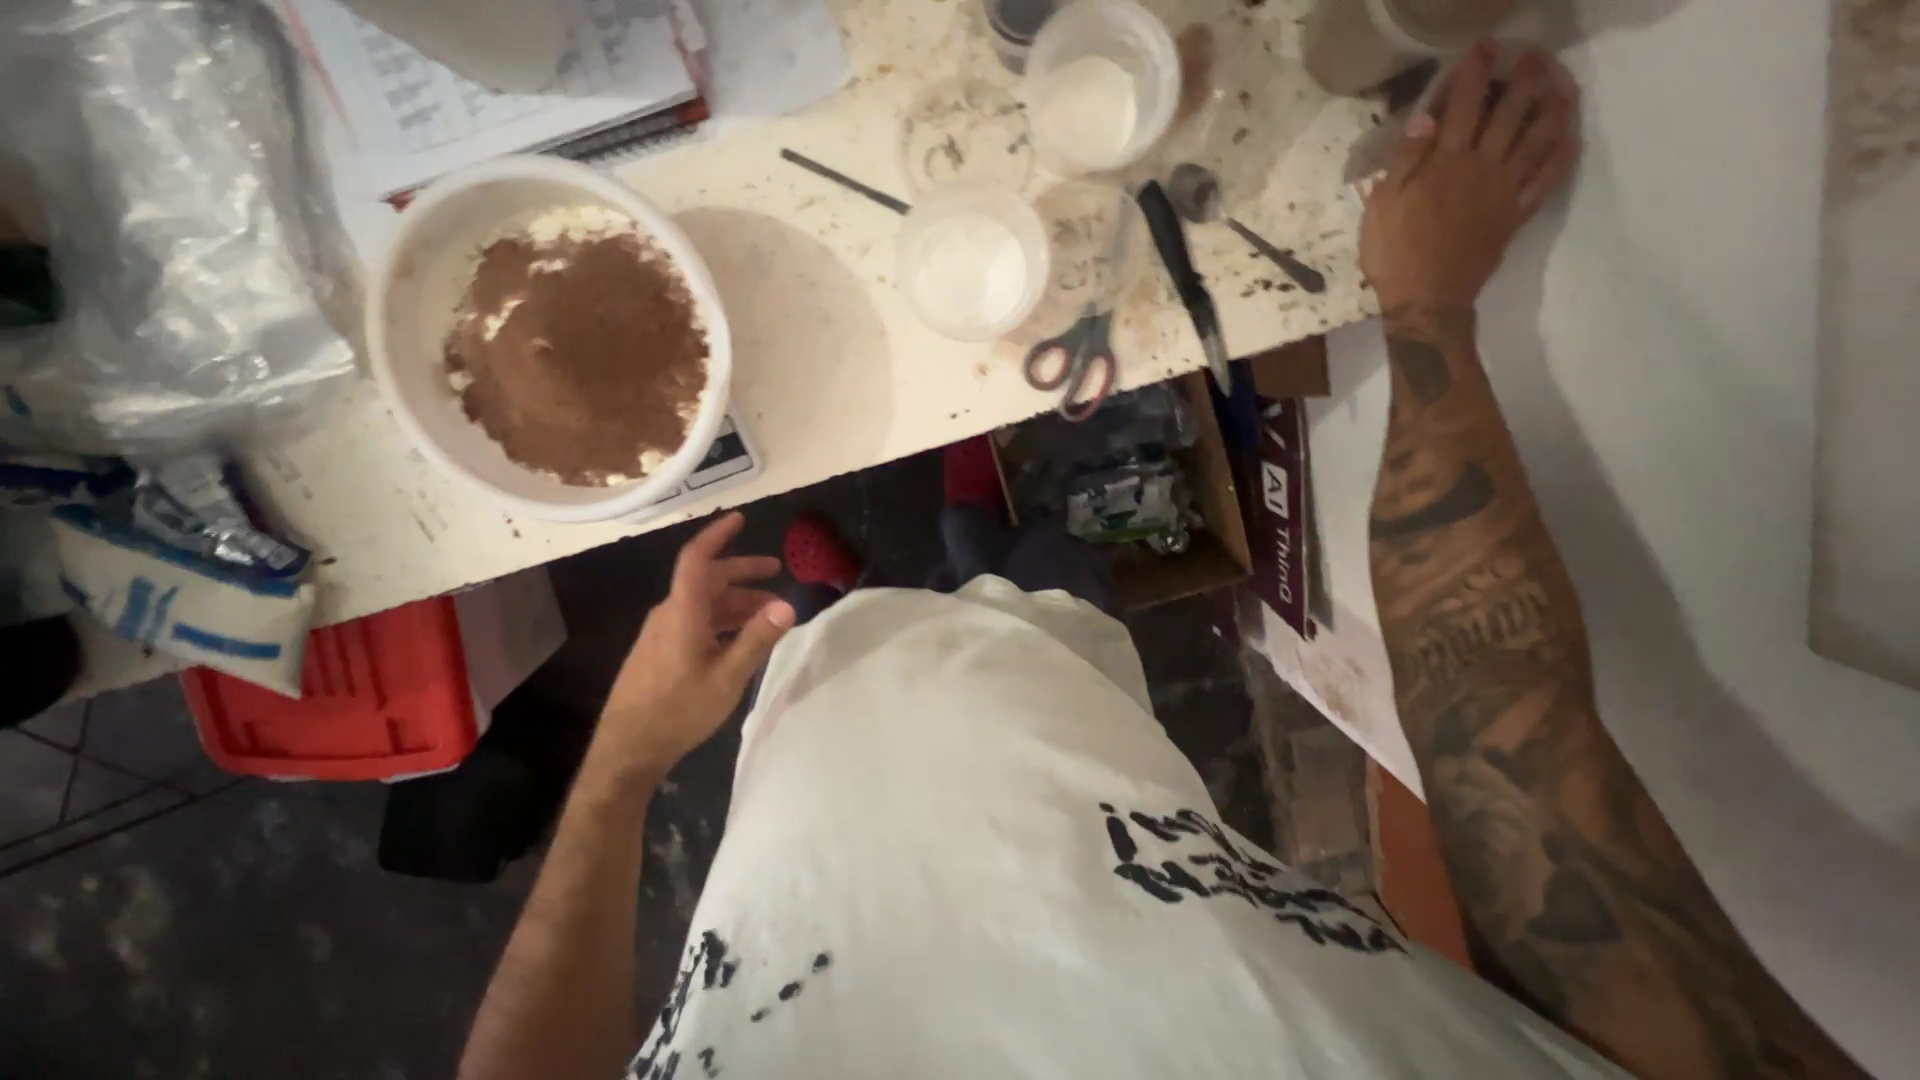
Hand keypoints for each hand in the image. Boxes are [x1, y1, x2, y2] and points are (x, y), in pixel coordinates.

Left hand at [589, 512, 794, 784]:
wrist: (629, 748)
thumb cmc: (679, 710)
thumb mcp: (727, 678)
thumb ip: (757, 640)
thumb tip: (787, 606)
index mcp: (683, 612)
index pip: (698, 559)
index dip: (718, 535)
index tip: (740, 519)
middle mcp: (669, 614)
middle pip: (707, 580)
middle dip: (743, 575)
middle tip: (776, 574)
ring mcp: (661, 633)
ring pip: (703, 603)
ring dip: (736, 603)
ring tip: (769, 616)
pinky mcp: (659, 651)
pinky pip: (695, 621)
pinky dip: (722, 620)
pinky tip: (740, 640)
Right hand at [1360, 42, 1580, 319]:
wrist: (1426, 300)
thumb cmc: (1394, 254)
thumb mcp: (1382, 207)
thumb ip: (1404, 161)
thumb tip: (1424, 118)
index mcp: (1446, 164)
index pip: (1463, 107)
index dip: (1474, 74)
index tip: (1484, 48)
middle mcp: (1482, 168)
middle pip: (1510, 114)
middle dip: (1523, 79)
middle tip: (1534, 55)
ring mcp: (1504, 191)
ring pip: (1537, 139)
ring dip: (1552, 107)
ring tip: (1561, 85)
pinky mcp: (1515, 214)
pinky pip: (1546, 180)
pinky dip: (1561, 156)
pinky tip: (1568, 138)